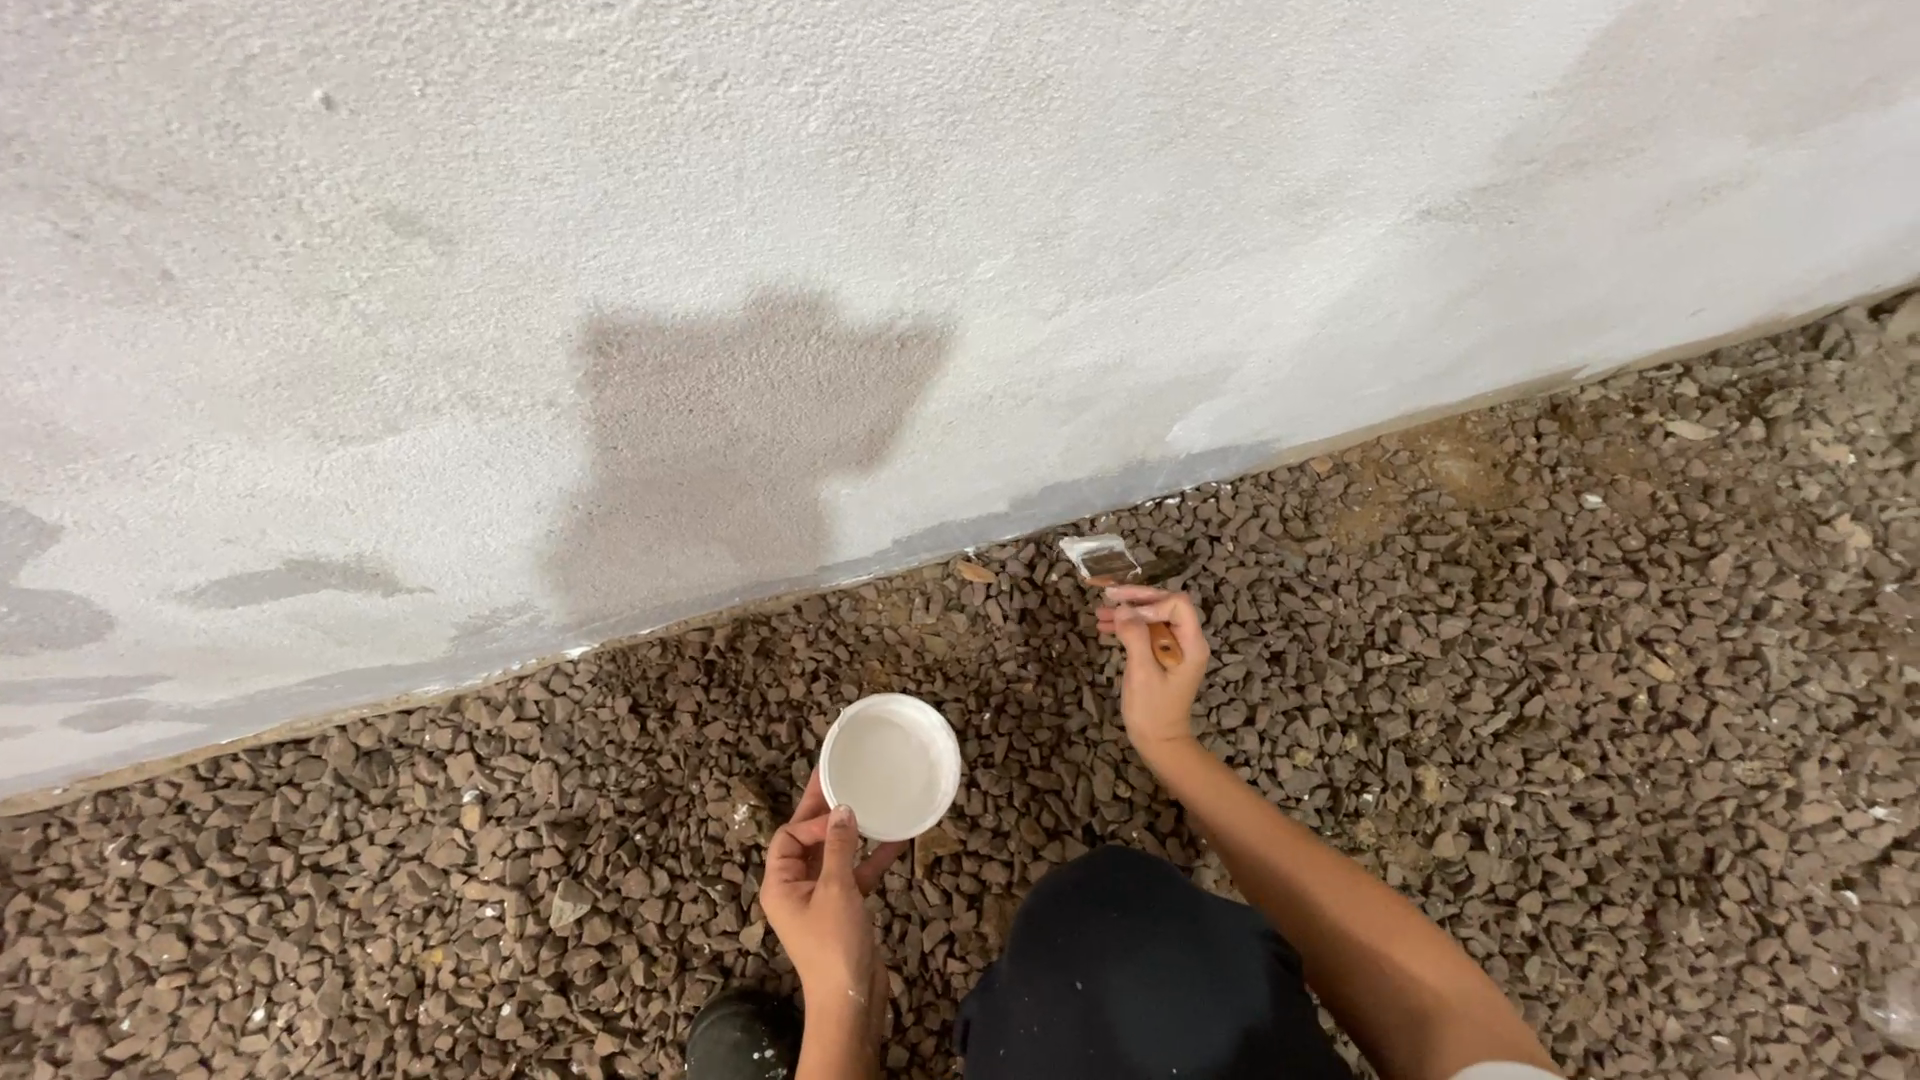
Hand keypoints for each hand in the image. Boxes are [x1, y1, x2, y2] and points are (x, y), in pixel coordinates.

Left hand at [761, 770, 906, 1012]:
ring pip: (835, 854)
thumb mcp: (836, 889)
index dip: (812, 820)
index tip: (842, 813)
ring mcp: (821, 898)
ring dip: (854, 832)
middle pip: (809, 839)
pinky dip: (872, 857)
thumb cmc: (834, 943)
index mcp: (780, 883)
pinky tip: (897, 838)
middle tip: (842, 776)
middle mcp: (796, 887)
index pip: (789, 835)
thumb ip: (839, 846)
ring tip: (871, 800)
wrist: (852, 999)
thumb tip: (843, 809)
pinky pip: (856, 873)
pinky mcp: (845, 908)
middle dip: (826, 812)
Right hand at [1096, 586, 1211, 756]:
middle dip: (1137, 599)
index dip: (1152, 603)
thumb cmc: (1152, 710)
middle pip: (1165, 605)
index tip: (1128, 615)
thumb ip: (1135, 638)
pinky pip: (1146, 631)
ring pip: (1153, 616)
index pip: (1178, 604)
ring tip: (1099, 612)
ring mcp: (1174, 647)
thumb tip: (1122, 609)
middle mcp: (1187, 641)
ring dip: (1128, 612)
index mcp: (1191, 644)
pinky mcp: (1162, 655)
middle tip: (1107, 596)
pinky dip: (1127, 627)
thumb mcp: (1142, 673)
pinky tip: (1105, 627)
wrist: (1158, 740)